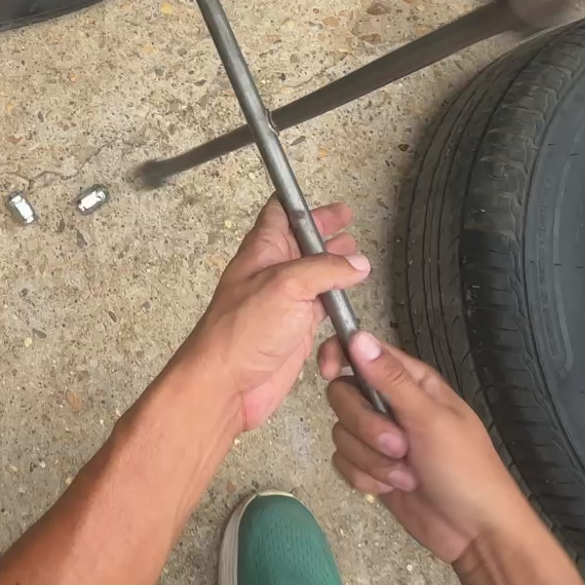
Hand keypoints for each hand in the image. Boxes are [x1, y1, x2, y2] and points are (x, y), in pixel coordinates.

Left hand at [171, 198, 369, 432]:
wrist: (228, 382)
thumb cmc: (243, 329)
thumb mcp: (287, 286)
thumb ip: (324, 269)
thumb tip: (356, 262)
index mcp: (263, 250)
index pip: (279, 214)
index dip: (302, 204)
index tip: (329, 202)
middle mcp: (273, 271)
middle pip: (301, 241)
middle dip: (323, 230)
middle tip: (347, 221)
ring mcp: (284, 301)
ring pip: (313, 273)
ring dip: (333, 263)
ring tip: (355, 256)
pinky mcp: (295, 329)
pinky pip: (320, 307)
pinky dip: (337, 301)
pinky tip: (351, 298)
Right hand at [316, 333, 539, 563]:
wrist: (477, 536)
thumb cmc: (466, 470)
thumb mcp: (431, 420)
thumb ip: (391, 378)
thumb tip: (358, 336)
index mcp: (409, 381)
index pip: (360, 350)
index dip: (338, 354)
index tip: (329, 372)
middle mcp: (388, 403)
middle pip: (342, 393)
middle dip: (365, 425)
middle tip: (398, 445)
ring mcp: (377, 436)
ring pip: (341, 431)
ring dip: (372, 459)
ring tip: (406, 476)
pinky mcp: (369, 466)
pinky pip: (343, 460)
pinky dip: (366, 477)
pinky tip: (393, 489)